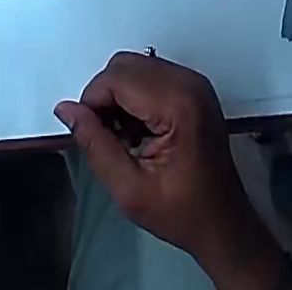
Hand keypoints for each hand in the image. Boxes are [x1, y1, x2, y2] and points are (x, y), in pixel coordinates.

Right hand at [55, 52, 291, 289]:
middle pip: (123, 66)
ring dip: (119, 95)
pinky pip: (147, 70)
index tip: (95, 135)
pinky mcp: (192, 85)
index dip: (94, 104)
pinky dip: (133, 93)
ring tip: (127, 134)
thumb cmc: (184, 212)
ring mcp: (193, 81)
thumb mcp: (129, 189)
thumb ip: (94, 143)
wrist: (225, 226)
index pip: (116, 79)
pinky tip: (140, 126)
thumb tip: (66, 109)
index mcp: (179, 105)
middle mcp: (189, 83)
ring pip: (132, 65)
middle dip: (105, 97)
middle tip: (111, 136)